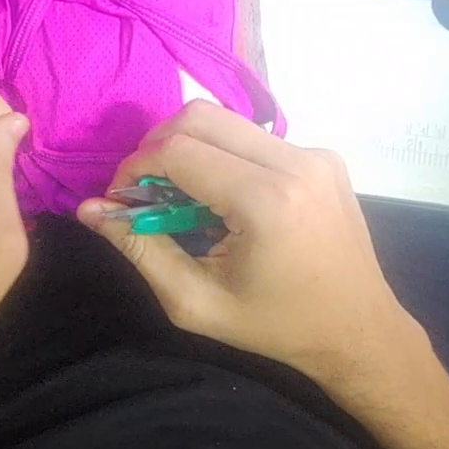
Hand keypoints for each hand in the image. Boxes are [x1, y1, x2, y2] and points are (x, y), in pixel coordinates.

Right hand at [76, 101, 429, 394]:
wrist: (359, 332)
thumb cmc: (274, 326)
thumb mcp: (194, 301)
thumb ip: (139, 249)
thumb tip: (89, 209)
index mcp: (267, 200)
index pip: (178, 150)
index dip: (135, 168)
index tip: (121, 200)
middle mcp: (295, 162)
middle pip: (198, 117)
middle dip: (156, 147)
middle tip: (145, 190)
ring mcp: (314, 154)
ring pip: (224, 120)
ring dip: (187, 148)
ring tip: (181, 196)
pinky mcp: (321, 156)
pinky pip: (251, 137)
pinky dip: (220, 155)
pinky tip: (220, 199)